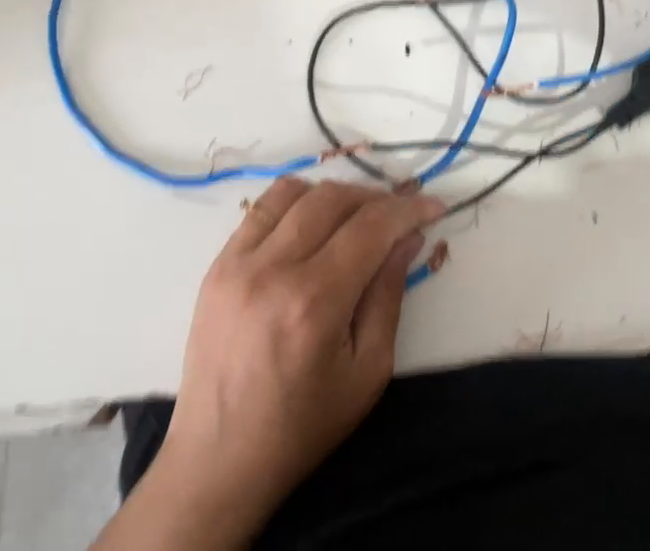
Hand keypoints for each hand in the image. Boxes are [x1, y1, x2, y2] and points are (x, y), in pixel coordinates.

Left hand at [95, 178, 442, 549]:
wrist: (222, 456)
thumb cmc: (304, 424)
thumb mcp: (368, 371)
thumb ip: (388, 296)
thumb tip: (408, 239)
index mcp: (315, 301)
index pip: (371, 227)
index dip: (408, 210)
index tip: (434, 208)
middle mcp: (272, 269)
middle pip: (332, 199)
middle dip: (375, 198)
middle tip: (399, 216)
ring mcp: (236, 263)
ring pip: (292, 193)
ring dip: (333, 195)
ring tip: (356, 217)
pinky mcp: (215, 267)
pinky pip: (258, 211)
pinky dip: (293, 204)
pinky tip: (311, 225)